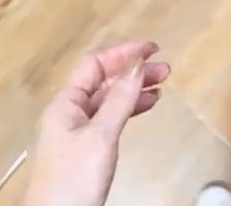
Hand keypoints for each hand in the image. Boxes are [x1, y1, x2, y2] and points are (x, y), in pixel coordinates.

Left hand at [24, 41, 171, 205]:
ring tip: (162, 87)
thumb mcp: (100, 137)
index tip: (151, 50)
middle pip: (103, 82)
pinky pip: (108, 120)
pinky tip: (145, 107)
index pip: (94, 65)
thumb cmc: (74, 179)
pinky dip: (128, 111)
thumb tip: (137, 63)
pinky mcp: (84, 153)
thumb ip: (119, 99)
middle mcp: (68, 113)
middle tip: (165, 70)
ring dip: (134, 90)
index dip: (122, 53)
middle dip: (133, 72)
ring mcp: (76, 134)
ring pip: (108, 101)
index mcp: (65, 103)